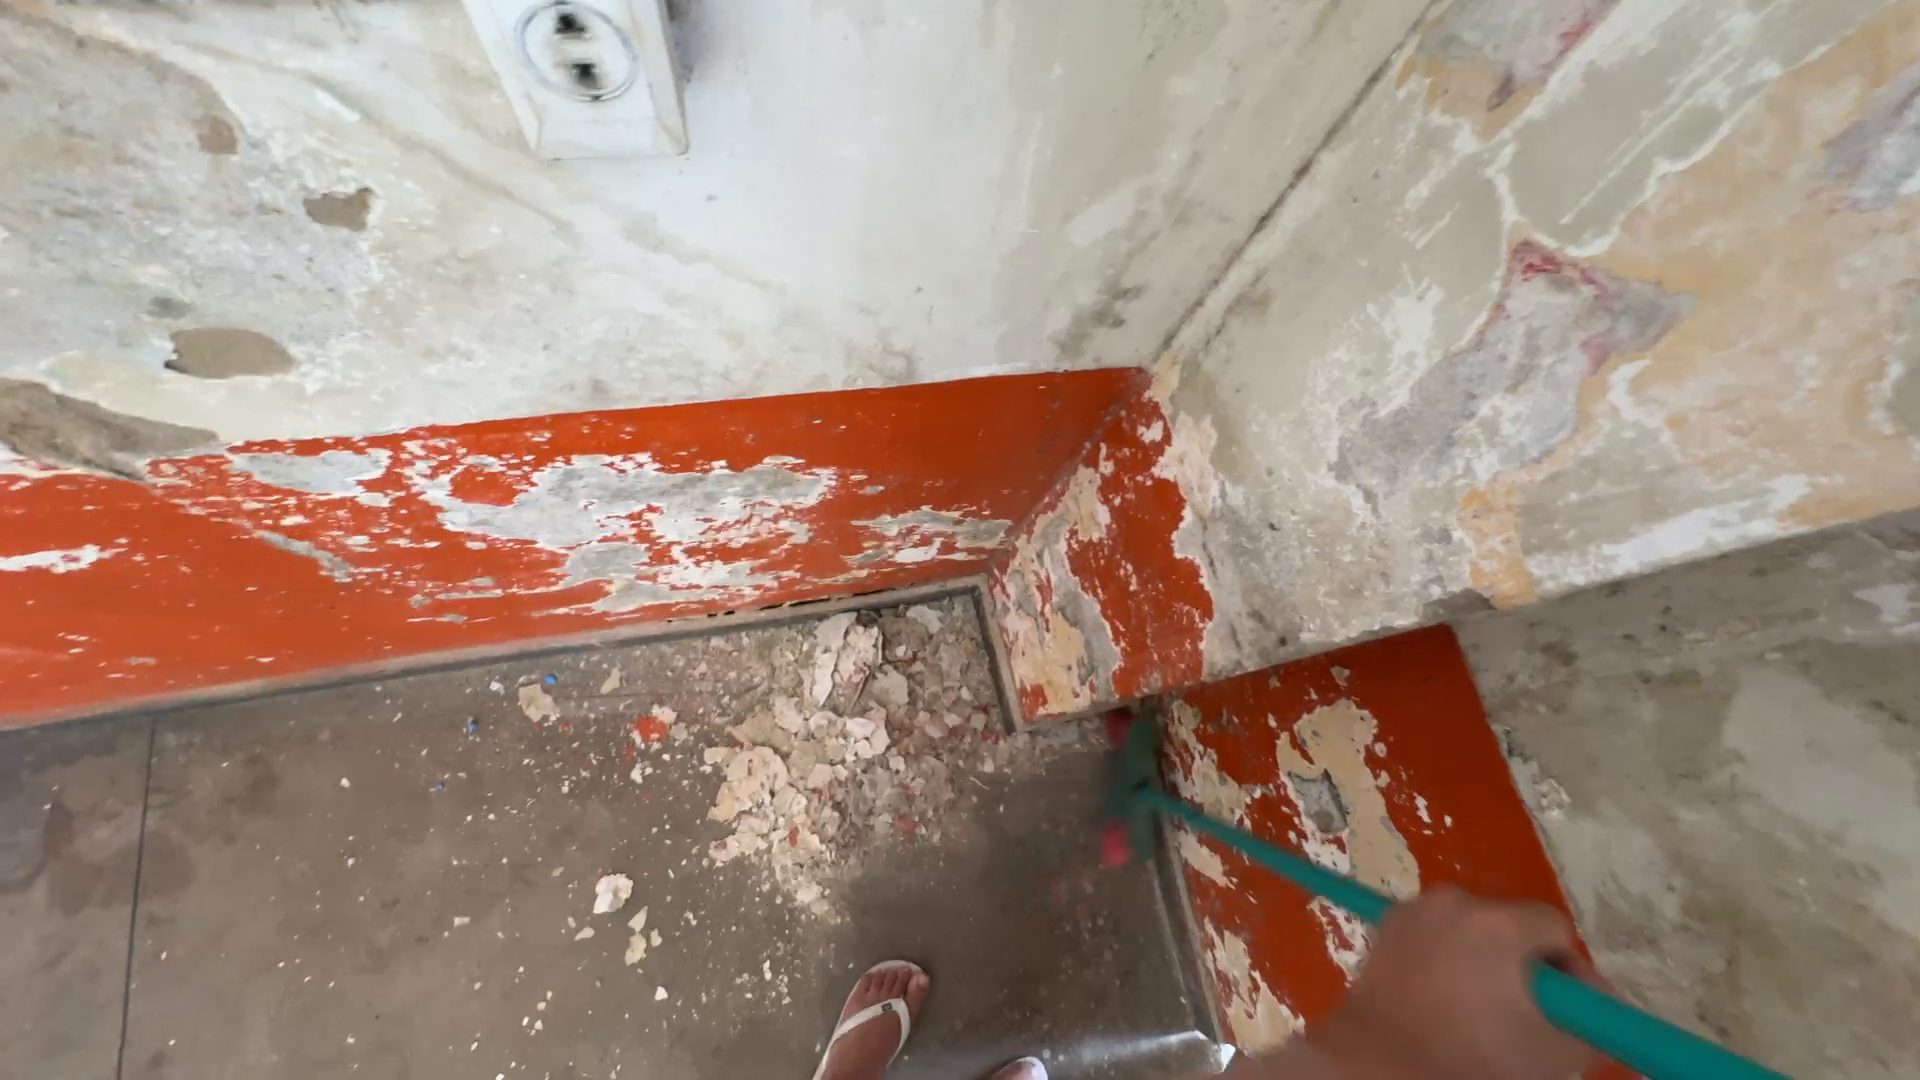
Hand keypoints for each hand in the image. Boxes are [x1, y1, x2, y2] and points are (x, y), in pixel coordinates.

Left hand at [1305, 885, 1603, 1079]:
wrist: (1386, 1057)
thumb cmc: (1476, 1054)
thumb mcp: (1557, 1049)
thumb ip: (1591, 1021)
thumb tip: (1595, 1003)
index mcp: (1495, 922)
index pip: (1553, 926)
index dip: (1573, 967)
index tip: (1574, 1008)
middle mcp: (1451, 901)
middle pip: (1508, 924)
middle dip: (1528, 965)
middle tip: (1532, 1012)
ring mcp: (1412, 910)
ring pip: (1469, 929)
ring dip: (1487, 960)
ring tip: (1486, 1009)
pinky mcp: (1386, 926)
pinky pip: (1435, 934)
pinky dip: (1450, 956)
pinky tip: (1448, 997)